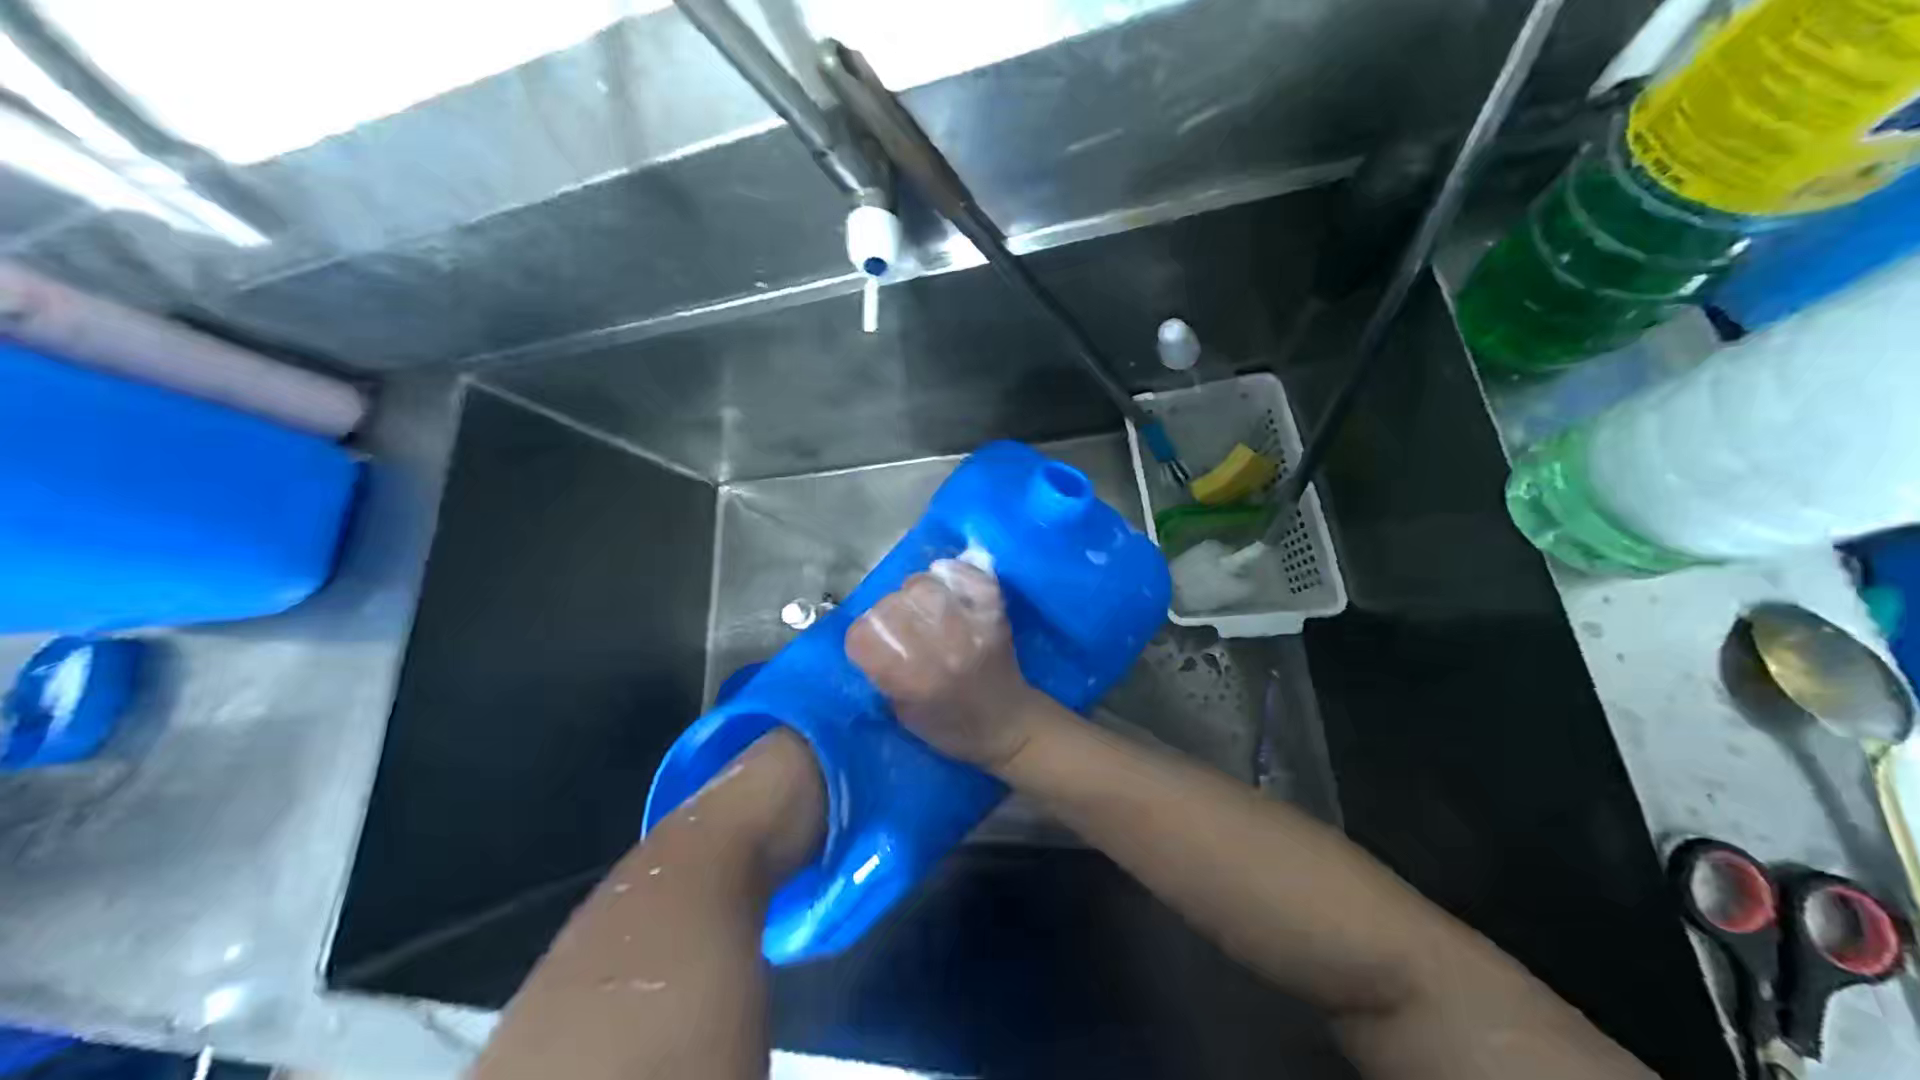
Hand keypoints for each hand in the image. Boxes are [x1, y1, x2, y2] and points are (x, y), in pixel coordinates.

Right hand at [846, 559, 1049, 771]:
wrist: (1006, 723)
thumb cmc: (949, 726)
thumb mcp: (901, 710)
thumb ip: (883, 669)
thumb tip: (874, 632)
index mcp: (912, 677)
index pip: (863, 633)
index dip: (864, 636)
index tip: (874, 643)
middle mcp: (939, 646)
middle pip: (889, 604)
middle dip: (889, 614)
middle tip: (902, 627)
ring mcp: (969, 624)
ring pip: (922, 583)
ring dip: (917, 593)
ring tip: (925, 608)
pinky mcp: (992, 609)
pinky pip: (963, 574)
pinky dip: (951, 576)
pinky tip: (948, 590)